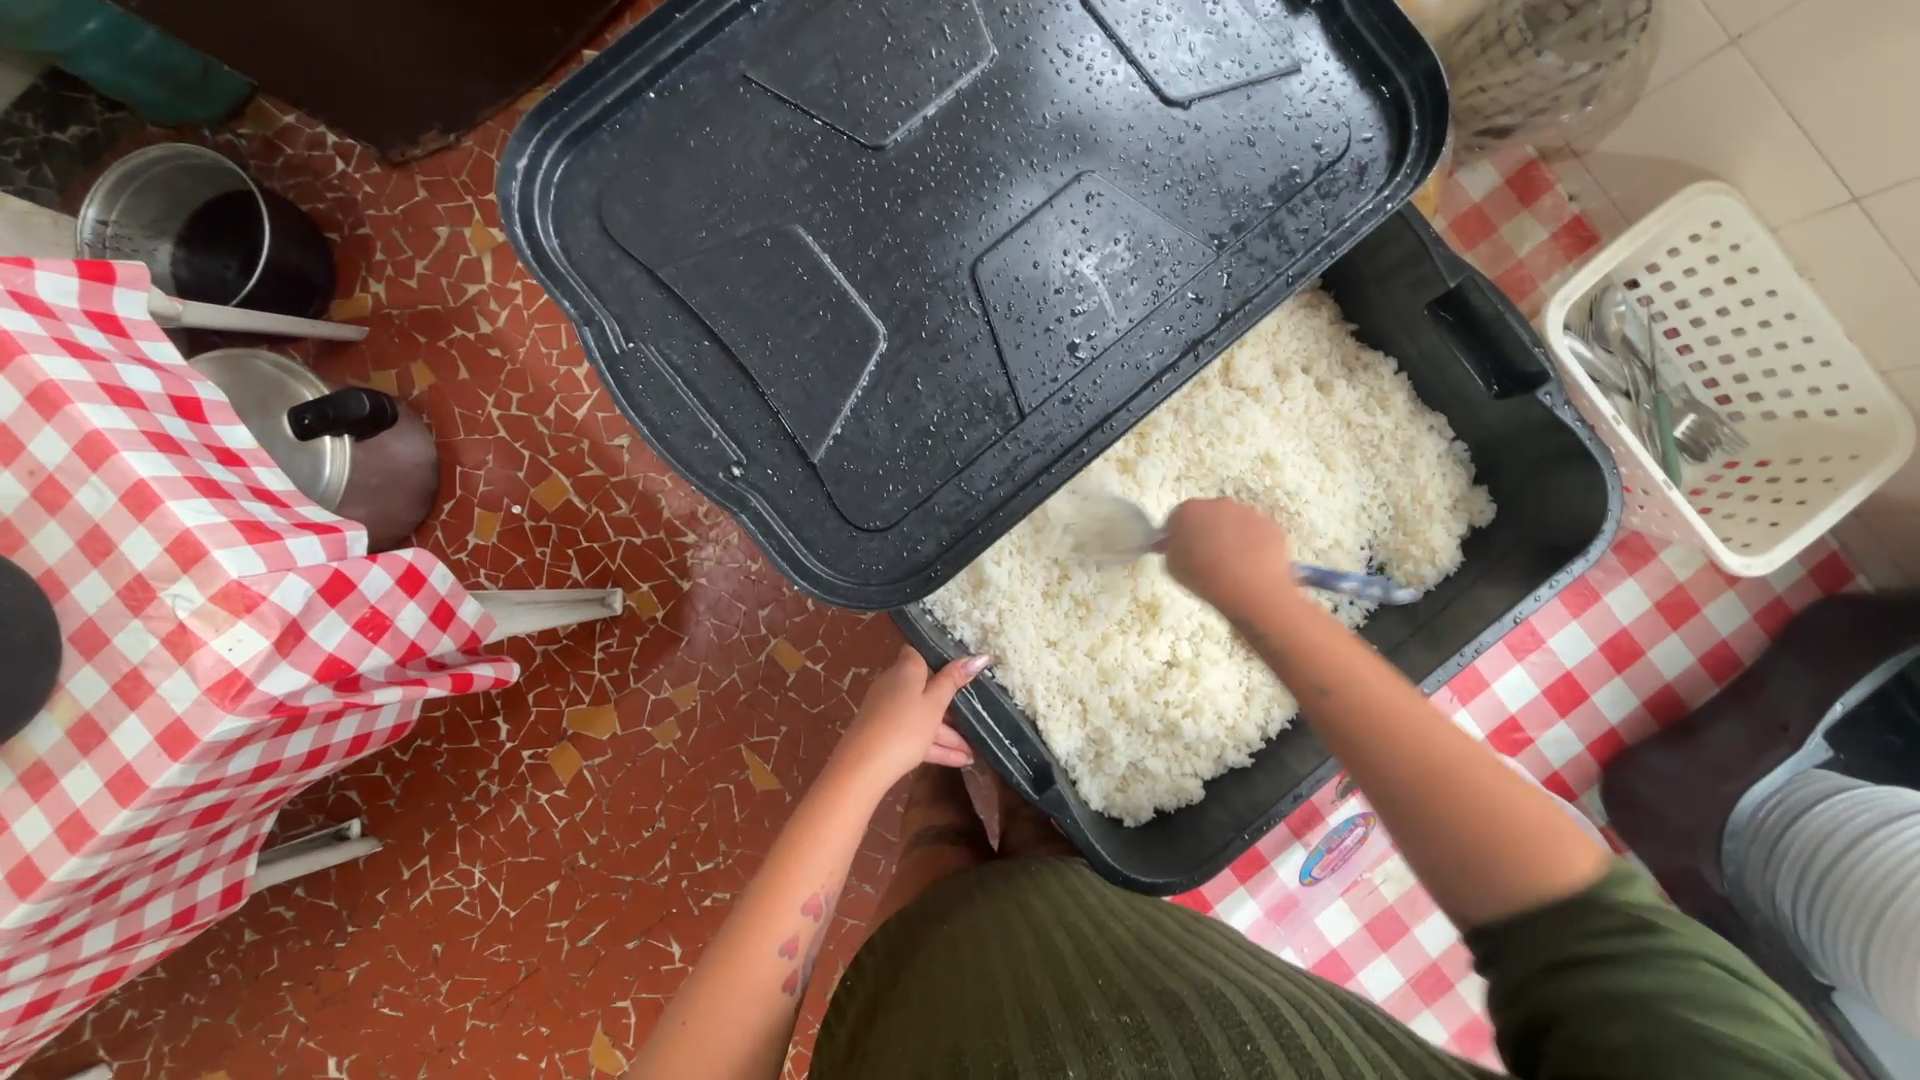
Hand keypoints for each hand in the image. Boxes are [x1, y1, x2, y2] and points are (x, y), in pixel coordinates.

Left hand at [832, 646, 990, 790]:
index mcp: (905, 670)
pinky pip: (916, 734)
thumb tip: (979, 656)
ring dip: (949, 733)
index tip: (962, 665)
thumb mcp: (935, 703)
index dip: (938, 656)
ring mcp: (889, 711)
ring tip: (975, 750)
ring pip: (924, 716)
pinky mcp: (887, 734)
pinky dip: (936, 746)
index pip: (919, 653)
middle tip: (978, 712)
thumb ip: (954, 680)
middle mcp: (894, 686)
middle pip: (926, 689)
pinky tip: (961, 761)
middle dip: (952, 705)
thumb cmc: (904, 726)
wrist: (863, 767)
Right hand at [1161, 497, 1297, 622]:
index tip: (1178, 549)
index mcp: (1190, 510)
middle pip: (1208, 514)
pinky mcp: (1271, 525)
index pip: (1177, 517)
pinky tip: (1251, 563)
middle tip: (1205, 554)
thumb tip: (1173, 542)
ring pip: (1234, 521)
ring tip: (1232, 561)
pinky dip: (1252, 543)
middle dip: (1205, 529)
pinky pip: (1256, 532)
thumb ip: (1170, 548)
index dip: (1176, 533)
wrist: (1251, 588)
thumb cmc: (1204, 576)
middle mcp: (1220, 504)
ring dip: (1230, 535)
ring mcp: (1249, 513)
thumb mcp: (1172, 566)